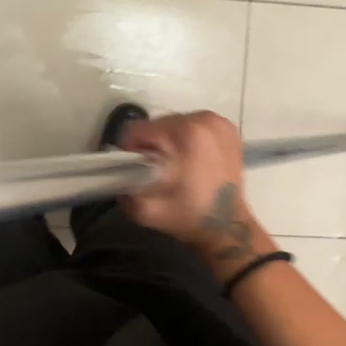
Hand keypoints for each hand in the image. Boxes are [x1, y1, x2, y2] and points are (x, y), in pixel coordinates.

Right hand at [116, 111, 276, 273]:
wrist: (228, 225)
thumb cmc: (187, 217)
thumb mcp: (144, 210)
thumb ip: (123, 186)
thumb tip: (116, 169)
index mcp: (183, 134)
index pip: (136, 130)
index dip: (131, 151)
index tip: (138, 169)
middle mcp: (202, 120)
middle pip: (156, 124)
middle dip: (152, 146)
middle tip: (159, 170)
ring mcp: (218, 122)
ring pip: (175, 123)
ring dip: (170, 142)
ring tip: (177, 166)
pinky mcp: (228, 127)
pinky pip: (194, 126)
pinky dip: (189, 140)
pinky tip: (193, 160)